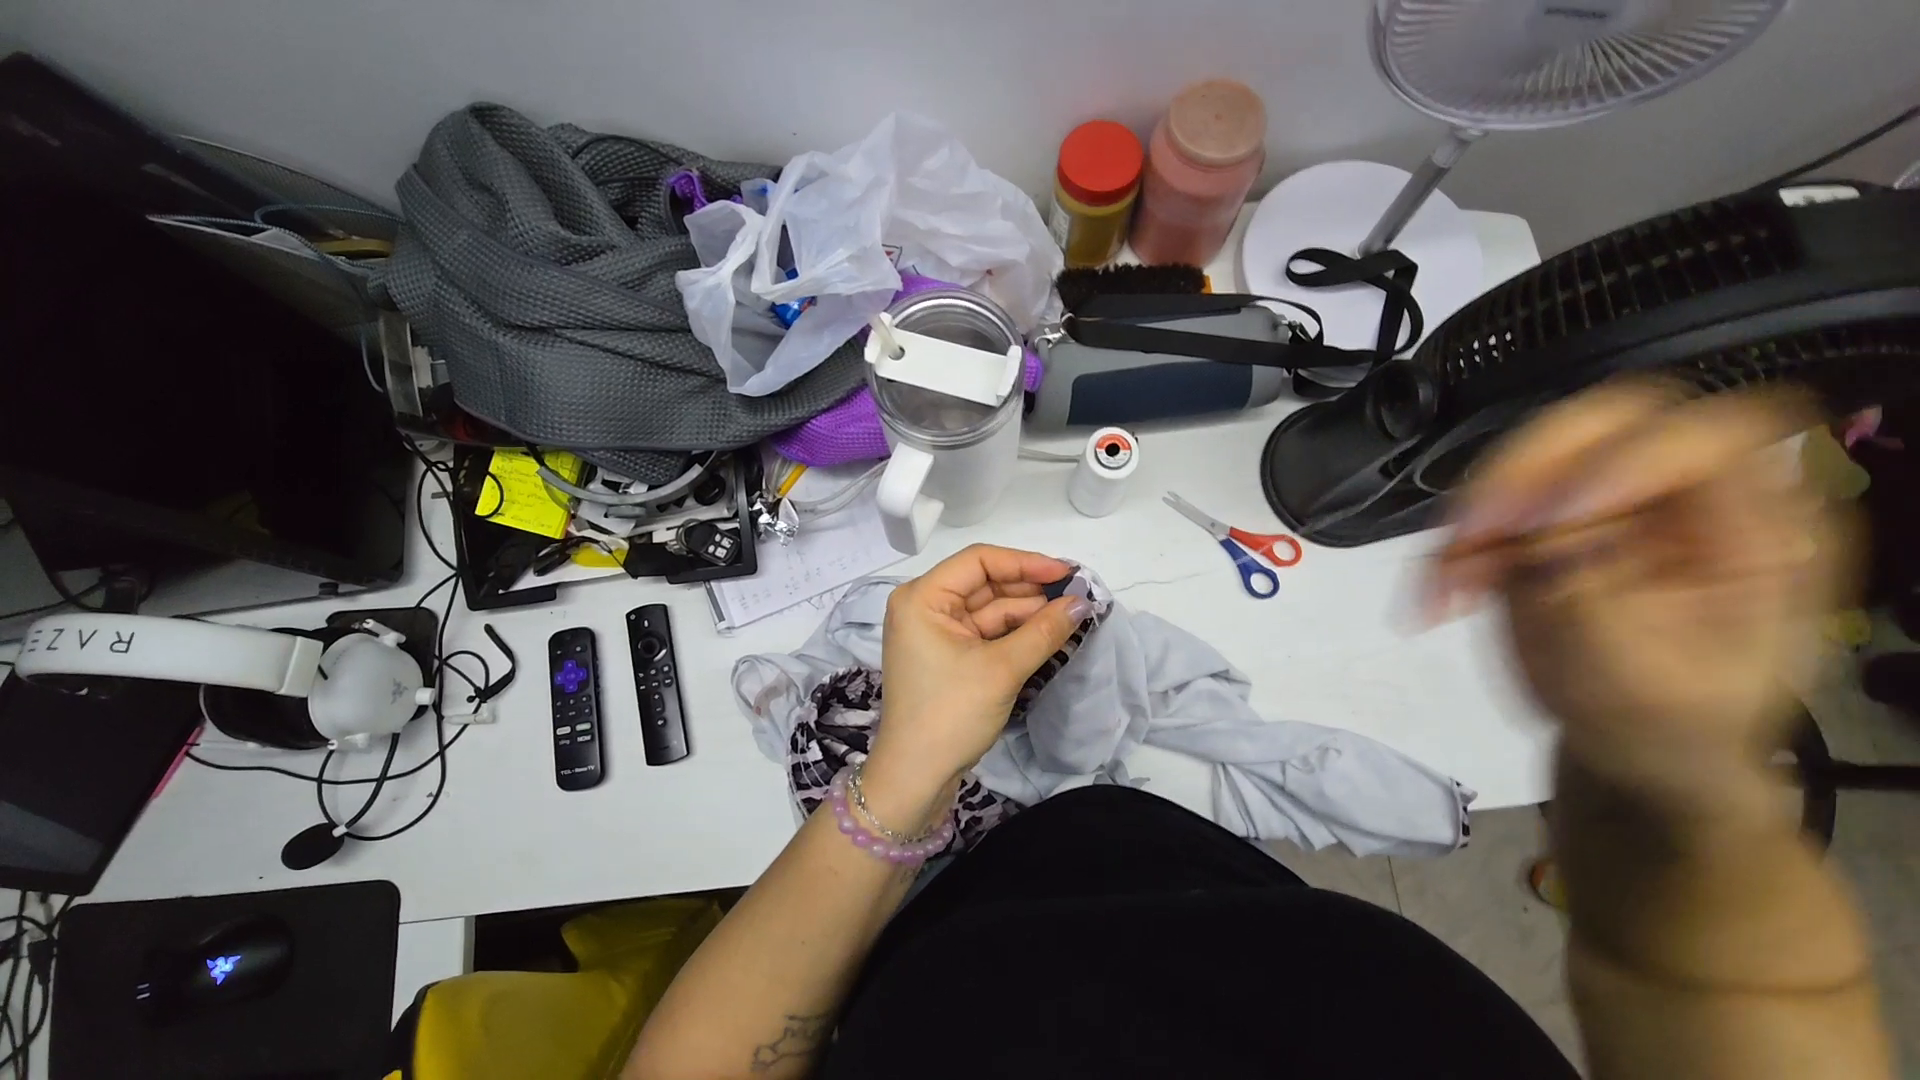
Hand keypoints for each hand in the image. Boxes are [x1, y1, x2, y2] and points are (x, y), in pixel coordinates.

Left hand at [864, 545, 1090, 803]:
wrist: (915, 777)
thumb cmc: (950, 713)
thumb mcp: (1001, 669)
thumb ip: (1044, 631)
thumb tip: (1083, 603)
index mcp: (922, 597)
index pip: (979, 561)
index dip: (1025, 563)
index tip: (1067, 573)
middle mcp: (924, 607)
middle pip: (985, 584)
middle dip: (1030, 589)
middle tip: (1077, 595)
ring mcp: (935, 634)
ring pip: (989, 610)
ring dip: (1028, 613)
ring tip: (1071, 615)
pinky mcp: (947, 658)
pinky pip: (986, 633)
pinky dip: (1016, 634)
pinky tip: (1049, 634)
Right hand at [1427, 381, 1849, 804]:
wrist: (1628, 748)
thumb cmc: (1665, 727)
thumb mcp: (1644, 679)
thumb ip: (1597, 597)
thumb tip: (1546, 529)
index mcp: (1751, 527)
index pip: (1704, 440)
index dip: (1625, 460)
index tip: (1550, 523)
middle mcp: (1676, 495)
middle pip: (1599, 426)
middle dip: (1522, 473)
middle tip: (1474, 533)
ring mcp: (1602, 501)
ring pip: (1524, 458)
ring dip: (1470, 515)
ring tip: (1444, 587)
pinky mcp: (1540, 520)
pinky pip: (1482, 504)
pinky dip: (1449, 545)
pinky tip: (1438, 595)